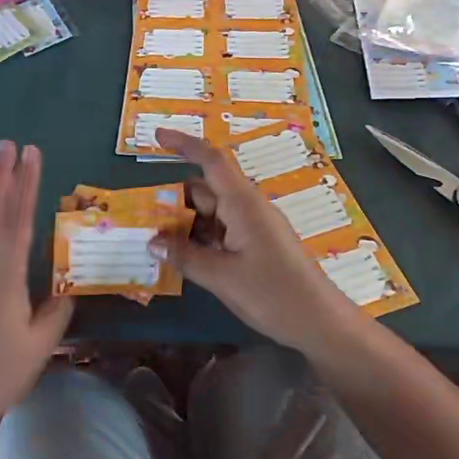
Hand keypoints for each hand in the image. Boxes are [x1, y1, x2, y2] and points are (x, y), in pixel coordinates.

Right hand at [154, 128, 363, 354]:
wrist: (318, 322)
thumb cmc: (273, 294)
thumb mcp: (222, 277)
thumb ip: (185, 256)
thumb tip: (152, 241)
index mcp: (243, 204)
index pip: (211, 160)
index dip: (184, 144)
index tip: (156, 135)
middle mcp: (247, 208)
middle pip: (205, 191)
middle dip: (173, 200)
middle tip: (139, 218)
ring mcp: (253, 228)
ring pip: (211, 214)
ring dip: (184, 224)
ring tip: (152, 242)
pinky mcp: (256, 247)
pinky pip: (221, 233)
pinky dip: (199, 240)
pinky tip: (180, 258)